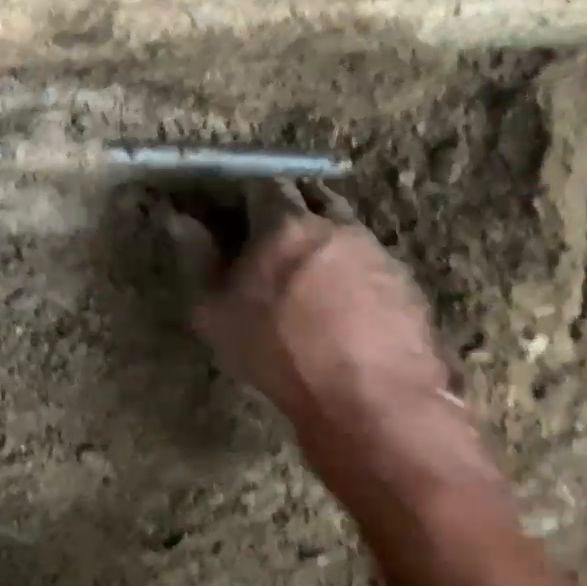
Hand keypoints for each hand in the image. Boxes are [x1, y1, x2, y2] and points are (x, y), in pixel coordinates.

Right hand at [167, 181, 495, 496]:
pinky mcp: (409, 288)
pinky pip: (371, 263)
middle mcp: (337, 227)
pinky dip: (350, 270)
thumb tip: (177, 219)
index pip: (264, 183)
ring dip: (323, 238)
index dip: (244, 189)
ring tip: (302, 271)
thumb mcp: (213, 308)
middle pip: (313, 196)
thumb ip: (196, 256)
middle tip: (266, 231)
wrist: (373, 402)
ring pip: (346, 230)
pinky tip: (337, 304)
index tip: (228, 204)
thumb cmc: (276, 349)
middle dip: (290, 204)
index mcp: (285, 223)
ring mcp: (380, 255)